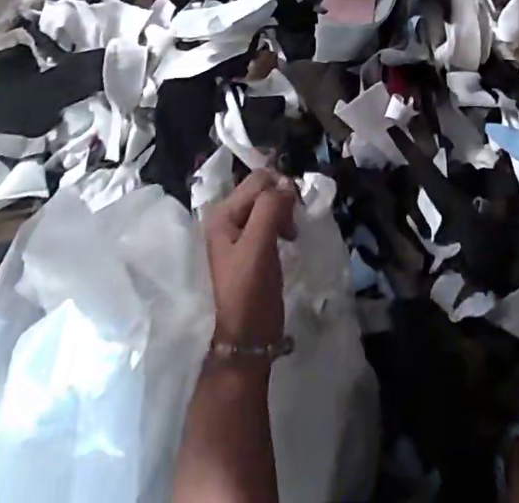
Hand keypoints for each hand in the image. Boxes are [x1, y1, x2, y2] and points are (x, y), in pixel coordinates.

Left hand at [204, 169, 297, 351]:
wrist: (247, 337)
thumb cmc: (249, 292)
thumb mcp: (258, 246)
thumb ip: (269, 209)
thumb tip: (287, 185)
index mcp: (222, 213)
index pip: (258, 180)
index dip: (281, 188)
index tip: (296, 211)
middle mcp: (226, 217)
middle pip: (261, 189)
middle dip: (282, 200)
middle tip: (293, 225)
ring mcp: (237, 233)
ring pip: (267, 205)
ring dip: (284, 213)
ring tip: (291, 234)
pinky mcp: (251, 246)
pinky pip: (269, 221)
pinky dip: (282, 224)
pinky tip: (288, 239)